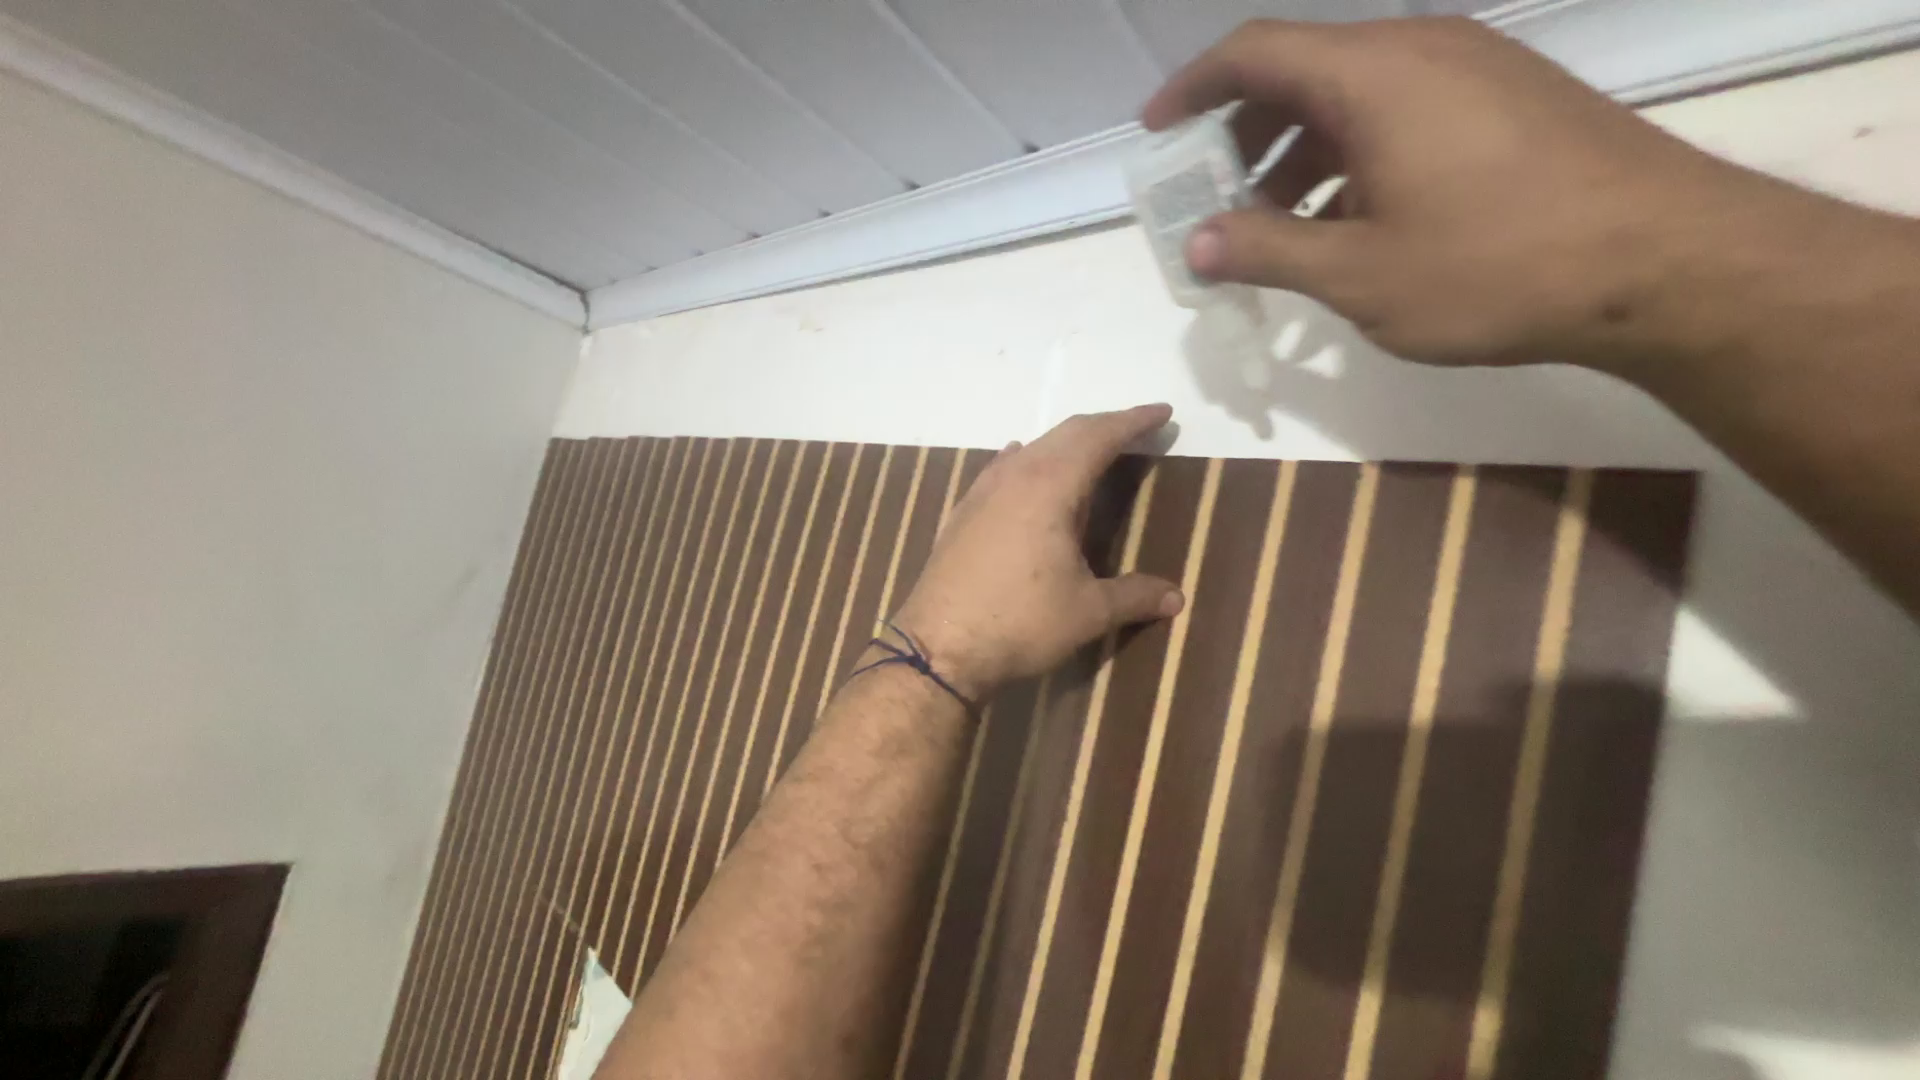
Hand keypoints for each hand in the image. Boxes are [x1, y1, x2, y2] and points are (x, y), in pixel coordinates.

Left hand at [892, 406, 1185, 699]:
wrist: (937, 646)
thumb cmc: (1019, 623)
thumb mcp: (1087, 612)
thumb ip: (1134, 597)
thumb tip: (1177, 598)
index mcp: (1050, 486)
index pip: (1098, 437)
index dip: (1133, 421)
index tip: (1162, 412)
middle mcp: (1014, 476)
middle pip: (1065, 434)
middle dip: (1104, 426)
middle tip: (1137, 428)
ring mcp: (982, 491)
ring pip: (1031, 449)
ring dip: (1066, 443)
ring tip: (1092, 451)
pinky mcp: (962, 512)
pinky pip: (1002, 469)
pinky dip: (1029, 461)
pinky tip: (1026, 468)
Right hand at [1141, 17, 1784, 367]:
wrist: (1664, 263)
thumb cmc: (1492, 266)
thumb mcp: (1356, 273)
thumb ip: (1265, 251)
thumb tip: (1197, 244)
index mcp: (1373, 76)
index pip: (1254, 52)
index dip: (1192, 88)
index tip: (1155, 132)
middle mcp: (1419, 52)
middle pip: (1299, 74)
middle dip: (1240, 136)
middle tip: (1209, 201)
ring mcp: (1470, 73)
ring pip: (1349, 100)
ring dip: (1293, 158)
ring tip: (1269, 229)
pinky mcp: (1503, 104)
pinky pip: (1397, 117)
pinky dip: (1348, 162)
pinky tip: (1343, 226)